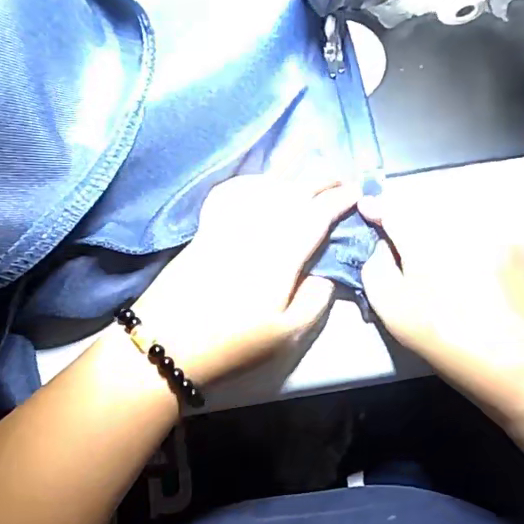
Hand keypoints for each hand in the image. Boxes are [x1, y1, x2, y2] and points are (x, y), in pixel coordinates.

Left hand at [125, 176, 359, 385]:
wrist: (166, 342)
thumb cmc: (233, 342)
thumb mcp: (288, 333)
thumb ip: (317, 298)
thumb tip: (327, 272)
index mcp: (282, 251)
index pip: (318, 212)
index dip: (341, 199)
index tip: (357, 194)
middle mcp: (257, 226)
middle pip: (294, 191)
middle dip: (322, 181)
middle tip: (341, 183)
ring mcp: (228, 222)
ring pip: (267, 187)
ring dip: (294, 180)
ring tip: (310, 185)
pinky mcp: (206, 228)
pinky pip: (235, 192)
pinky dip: (254, 182)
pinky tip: (260, 186)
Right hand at [359, 189, 523, 418]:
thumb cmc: (454, 344)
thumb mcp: (397, 316)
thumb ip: (376, 272)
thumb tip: (380, 248)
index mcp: (425, 241)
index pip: (393, 207)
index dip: (377, 207)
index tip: (368, 211)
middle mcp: (460, 226)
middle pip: (425, 212)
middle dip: (411, 225)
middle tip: (404, 252)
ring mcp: (494, 234)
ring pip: (456, 222)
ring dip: (442, 236)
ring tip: (444, 270)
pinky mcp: (519, 248)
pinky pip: (483, 237)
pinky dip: (470, 248)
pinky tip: (475, 278)